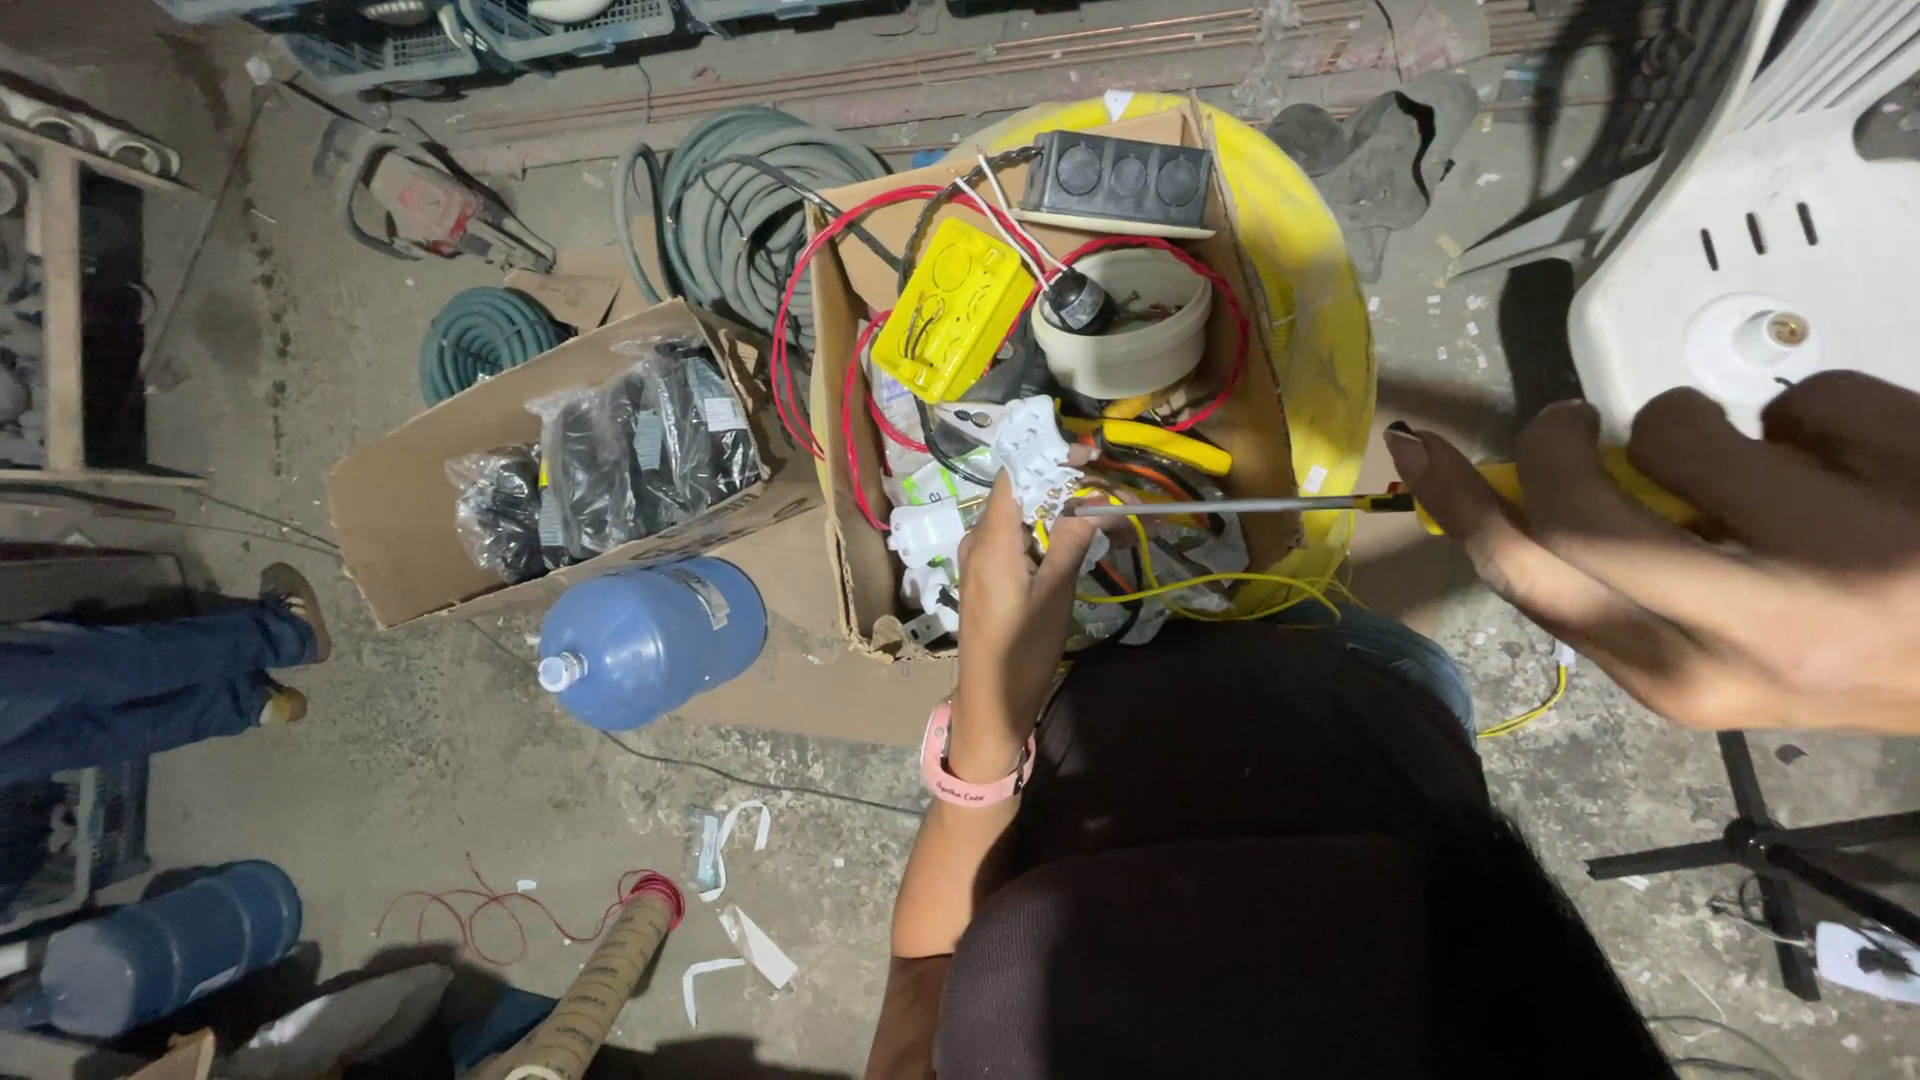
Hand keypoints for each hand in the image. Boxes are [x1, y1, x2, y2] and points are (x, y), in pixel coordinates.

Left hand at [950, 476, 1097, 778]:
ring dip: (1064, 515)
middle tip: (1114, 498)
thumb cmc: (1022, 649)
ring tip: (1112, 522)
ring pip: (1024, 519)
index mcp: (991, 538)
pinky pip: (1018, 541)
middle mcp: (979, 540)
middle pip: (1022, 495)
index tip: (1089, 455)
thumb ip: (1072, 540)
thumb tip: (1094, 502)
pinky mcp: (986, 576)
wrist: (990, 699)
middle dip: (1068, 489)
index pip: (1015, 475)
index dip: (1049, 457)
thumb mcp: (1055, 593)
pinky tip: (1083, 543)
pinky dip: (1049, 536)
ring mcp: (979, 558)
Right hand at [1387, 372, 1919, 733]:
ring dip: (1692, 419)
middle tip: (1570, 422)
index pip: (1525, 575)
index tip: (1418, 446)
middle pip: (1576, 509)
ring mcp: (1859, 560)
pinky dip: (1814, 408)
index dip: (1456, 500)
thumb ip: (1614, 589)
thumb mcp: (1710, 653)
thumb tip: (1520, 496)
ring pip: (1682, 430)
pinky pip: (1808, 396)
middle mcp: (1763, 634)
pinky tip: (1862, 456)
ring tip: (1755, 453)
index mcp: (1682, 678)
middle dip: (1552, 444)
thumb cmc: (1856, 655)